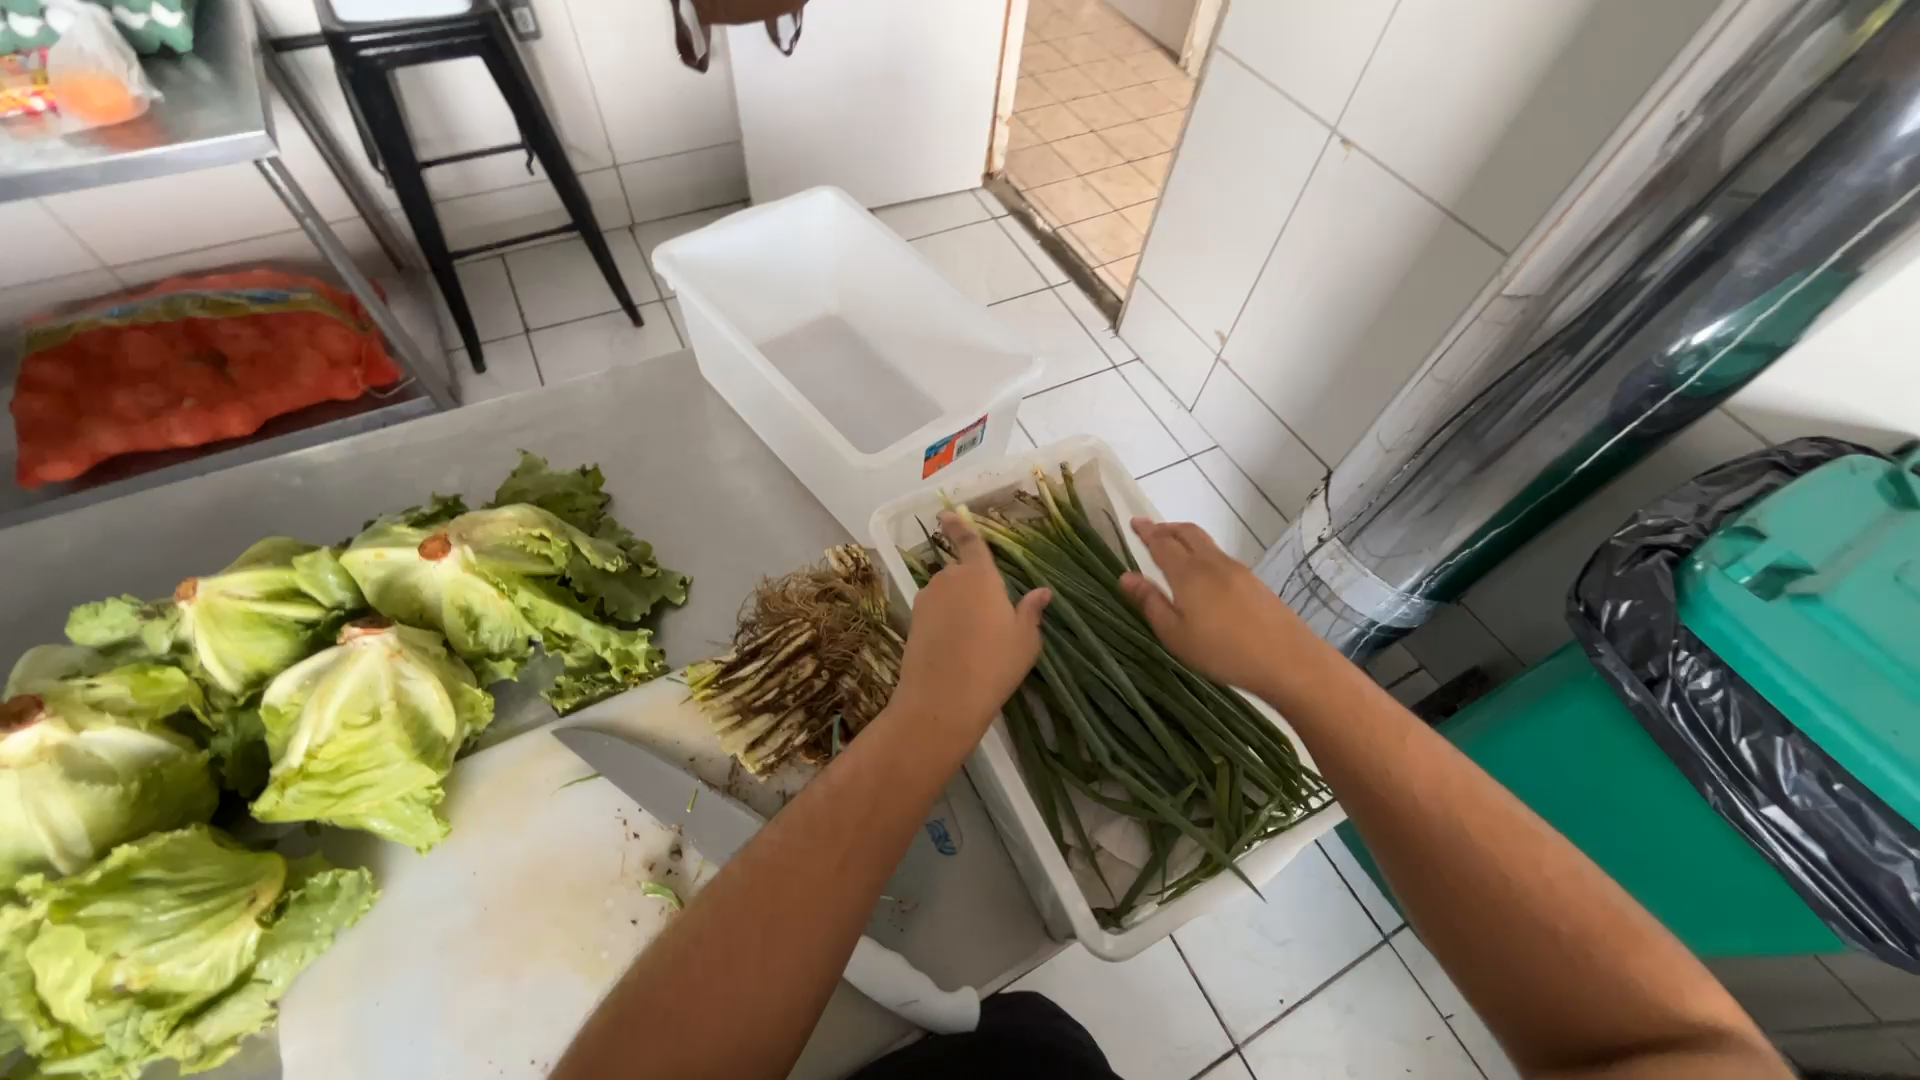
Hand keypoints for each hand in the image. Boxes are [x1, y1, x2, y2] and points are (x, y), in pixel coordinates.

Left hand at [890, 512, 1051, 741]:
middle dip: (970, 585)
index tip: (946, 514)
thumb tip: (1042, 592)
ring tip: (973, 639)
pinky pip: (933, 612)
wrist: (943, 699)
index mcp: (980, 575)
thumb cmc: (994, 664)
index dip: (958, 526)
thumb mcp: (1025, 640)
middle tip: (989, 618)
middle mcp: (949, 579)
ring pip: (945, 593)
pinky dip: (943, 622)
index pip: (969, 541)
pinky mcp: (912, 621)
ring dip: (956, 606)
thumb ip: (1031, 612)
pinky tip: (954, 648)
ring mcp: (926, 599)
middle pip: (960, 572)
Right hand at [1119, 518, 1330, 700]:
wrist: (1288, 660)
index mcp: (1188, 574)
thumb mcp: (1175, 635)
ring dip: (1185, 539)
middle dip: (1167, 528)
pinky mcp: (1253, 582)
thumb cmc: (1222, 652)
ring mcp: (1237, 570)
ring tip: (1173, 549)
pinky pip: (1219, 556)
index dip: (1146, 531)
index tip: (1134, 521)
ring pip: (1205, 543)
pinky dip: (1202, 553)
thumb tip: (1126, 576)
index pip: (1162, 543)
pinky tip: (1201, 575)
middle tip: (1150, 531)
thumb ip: (1150, 602)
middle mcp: (1212, 563)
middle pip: (1187, 533)